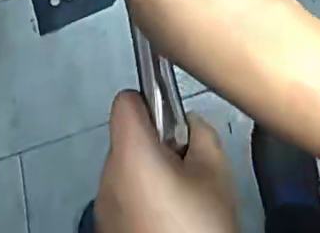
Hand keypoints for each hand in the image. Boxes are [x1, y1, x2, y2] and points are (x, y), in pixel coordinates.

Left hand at [97, 91, 238, 232]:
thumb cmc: (199, 228)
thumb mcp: (216, 174)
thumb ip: (202, 133)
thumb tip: (189, 125)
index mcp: (128, 151)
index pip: (125, 99)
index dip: (151, 104)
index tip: (175, 127)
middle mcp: (107, 174)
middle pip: (128, 138)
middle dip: (156, 145)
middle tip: (188, 169)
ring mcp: (103, 208)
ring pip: (127, 170)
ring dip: (150, 175)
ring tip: (184, 203)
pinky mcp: (107, 231)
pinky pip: (124, 200)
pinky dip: (143, 202)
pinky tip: (171, 225)